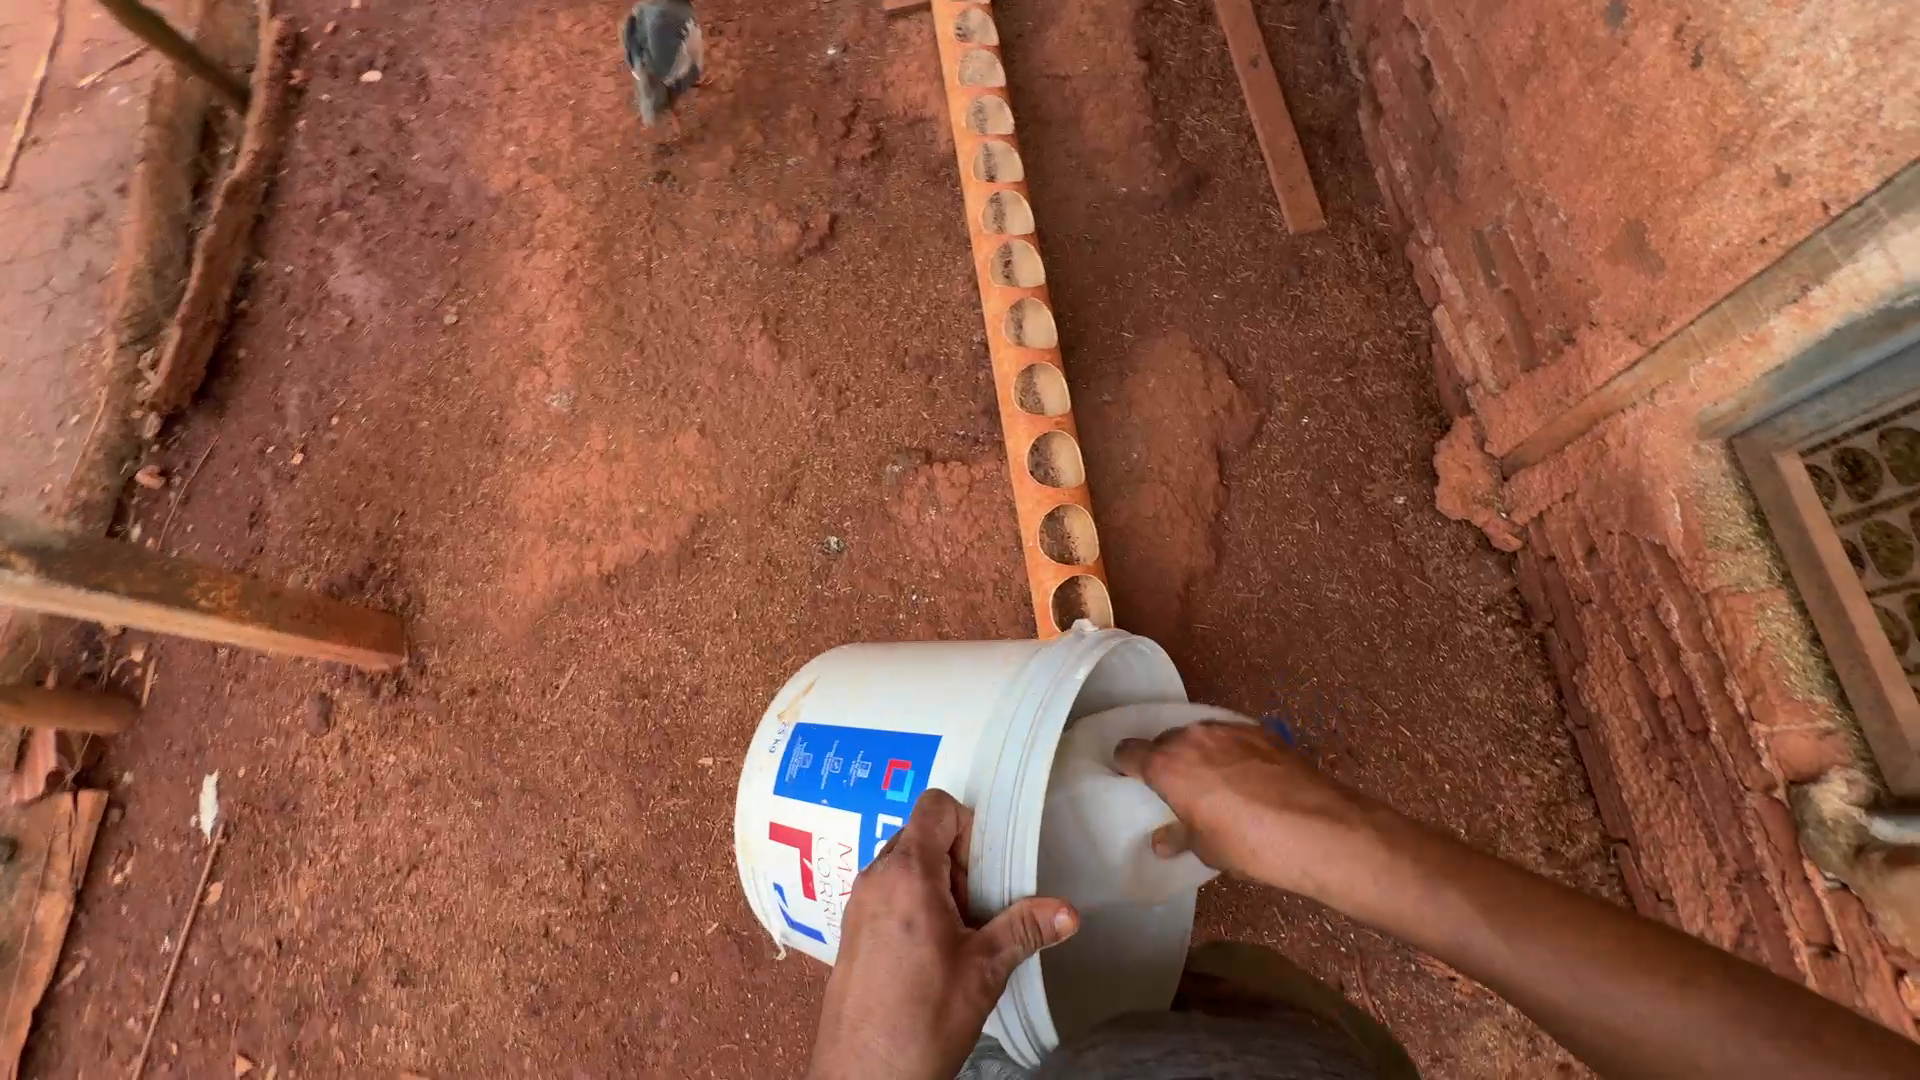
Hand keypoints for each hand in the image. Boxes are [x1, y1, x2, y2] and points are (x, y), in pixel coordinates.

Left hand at [806, 789, 1078, 1079]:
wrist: (863, 1078)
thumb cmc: (924, 1018)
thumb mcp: (984, 970)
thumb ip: (1024, 928)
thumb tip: (1070, 912)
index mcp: (908, 872)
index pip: (936, 806)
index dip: (966, 826)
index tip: (982, 871)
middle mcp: (876, 875)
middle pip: (921, 833)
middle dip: (954, 860)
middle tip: (973, 909)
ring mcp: (858, 900)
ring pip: (902, 862)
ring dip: (933, 882)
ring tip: (953, 934)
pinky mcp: (850, 927)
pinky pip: (886, 889)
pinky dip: (910, 901)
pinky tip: (927, 951)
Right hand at [1114, 718, 1382, 902]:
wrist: (1321, 829)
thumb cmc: (1251, 845)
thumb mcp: (1207, 848)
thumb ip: (1178, 836)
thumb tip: (1163, 840)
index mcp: (1166, 765)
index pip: (1128, 751)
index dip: (1128, 766)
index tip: (1135, 780)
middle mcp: (1191, 737)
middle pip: (1165, 741)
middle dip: (1168, 761)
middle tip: (1182, 789)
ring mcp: (1227, 728)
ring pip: (1199, 736)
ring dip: (1200, 754)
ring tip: (1219, 783)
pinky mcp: (1259, 729)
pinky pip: (1230, 737)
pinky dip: (1231, 752)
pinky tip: (1249, 777)